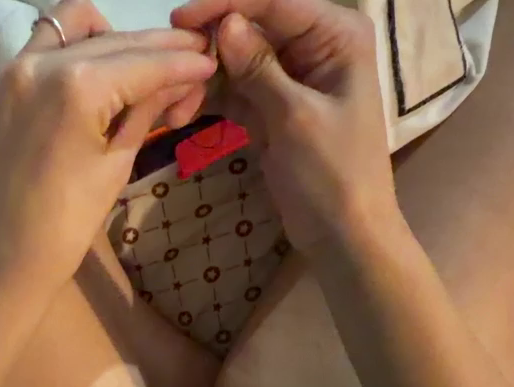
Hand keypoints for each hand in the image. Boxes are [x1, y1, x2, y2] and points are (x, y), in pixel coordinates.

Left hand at [0, 0, 215, 298]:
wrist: (6, 260)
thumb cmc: (66, 227)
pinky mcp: (5, 82)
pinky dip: (77, 44)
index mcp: (77, 87)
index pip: (143, 63)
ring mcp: (18, 68)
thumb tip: (184, 79)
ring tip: (142, 69)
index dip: (183, 63)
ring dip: (116, 39)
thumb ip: (146, 112)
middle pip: (116, 41)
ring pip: (79, 27)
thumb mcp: (115, 166)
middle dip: (157, 51)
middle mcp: (43, 62)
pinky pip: (47, 40)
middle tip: (192, 63)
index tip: (211, 61)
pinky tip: (100, 69)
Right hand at [172, 0, 397, 249]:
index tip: (180, 17)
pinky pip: (236, 94)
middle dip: (210, 50)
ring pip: (238, 63)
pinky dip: (211, 101)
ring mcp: (291, 81)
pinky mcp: (272, 112)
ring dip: (205, 81)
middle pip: (253, 30)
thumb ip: (259, 69)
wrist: (343, 235)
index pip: (276, 1)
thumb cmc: (333, 174)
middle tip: (171, 75)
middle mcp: (315, 47)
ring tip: (172, 107)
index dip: (227, 5)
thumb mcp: (295, 117)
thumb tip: (225, 24)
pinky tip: (182, 112)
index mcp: (336, 34)